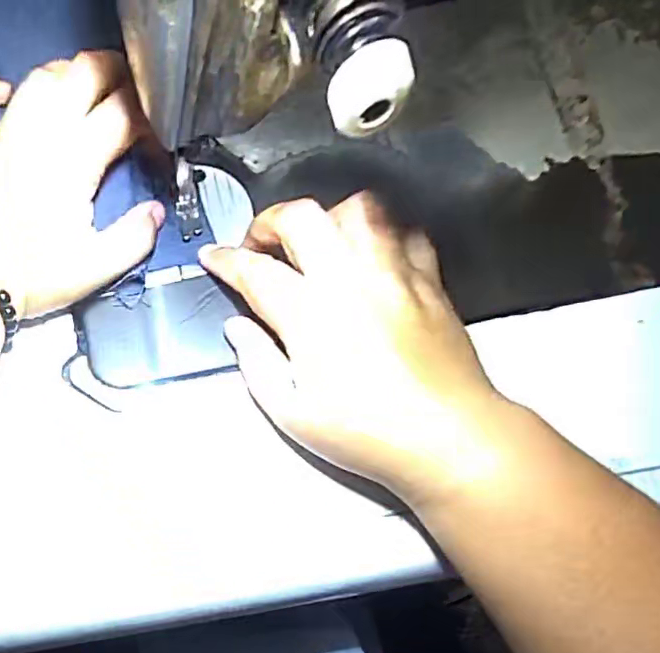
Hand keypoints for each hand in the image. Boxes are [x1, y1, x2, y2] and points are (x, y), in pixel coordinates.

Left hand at [0, 51, 165, 318]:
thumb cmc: (30, 277)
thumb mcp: (94, 268)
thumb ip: (133, 239)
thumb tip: (156, 214)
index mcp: (75, 161)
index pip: (121, 116)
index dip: (145, 119)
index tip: (152, 136)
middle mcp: (39, 134)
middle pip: (81, 77)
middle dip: (112, 74)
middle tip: (127, 89)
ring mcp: (0, 135)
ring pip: (36, 81)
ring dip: (63, 75)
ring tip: (80, 87)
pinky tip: (0, 90)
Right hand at [199, 194, 514, 510]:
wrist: (445, 435)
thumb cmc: (367, 433)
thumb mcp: (292, 412)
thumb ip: (257, 363)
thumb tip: (238, 330)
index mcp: (308, 313)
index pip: (255, 270)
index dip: (226, 260)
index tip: (214, 258)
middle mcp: (350, 279)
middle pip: (303, 218)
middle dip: (270, 222)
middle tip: (259, 246)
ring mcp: (393, 273)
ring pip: (357, 210)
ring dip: (326, 218)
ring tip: (315, 244)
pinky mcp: (428, 281)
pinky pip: (403, 233)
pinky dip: (380, 235)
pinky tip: (370, 257)